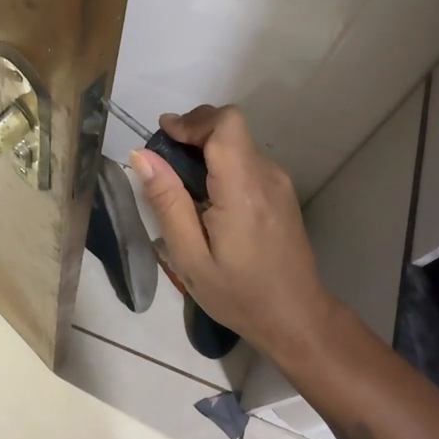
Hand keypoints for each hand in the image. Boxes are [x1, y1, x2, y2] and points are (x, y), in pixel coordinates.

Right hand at [130, 105, 335, 363]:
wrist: (296, 318)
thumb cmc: (238, 294)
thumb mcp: (190, 256)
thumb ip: (167, 202)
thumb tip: (142, 156)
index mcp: (243, 189)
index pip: (226, 123)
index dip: (193, 121)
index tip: (164, 137)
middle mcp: (266, 176)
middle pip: (230, 126)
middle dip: (194, 131)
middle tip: (164, 160)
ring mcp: (278, 182)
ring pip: (238, 141)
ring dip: (206, 147)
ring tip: (181, 183)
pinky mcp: (281, 191)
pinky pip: (247, 159)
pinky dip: (221, 162)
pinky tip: (206, 197)